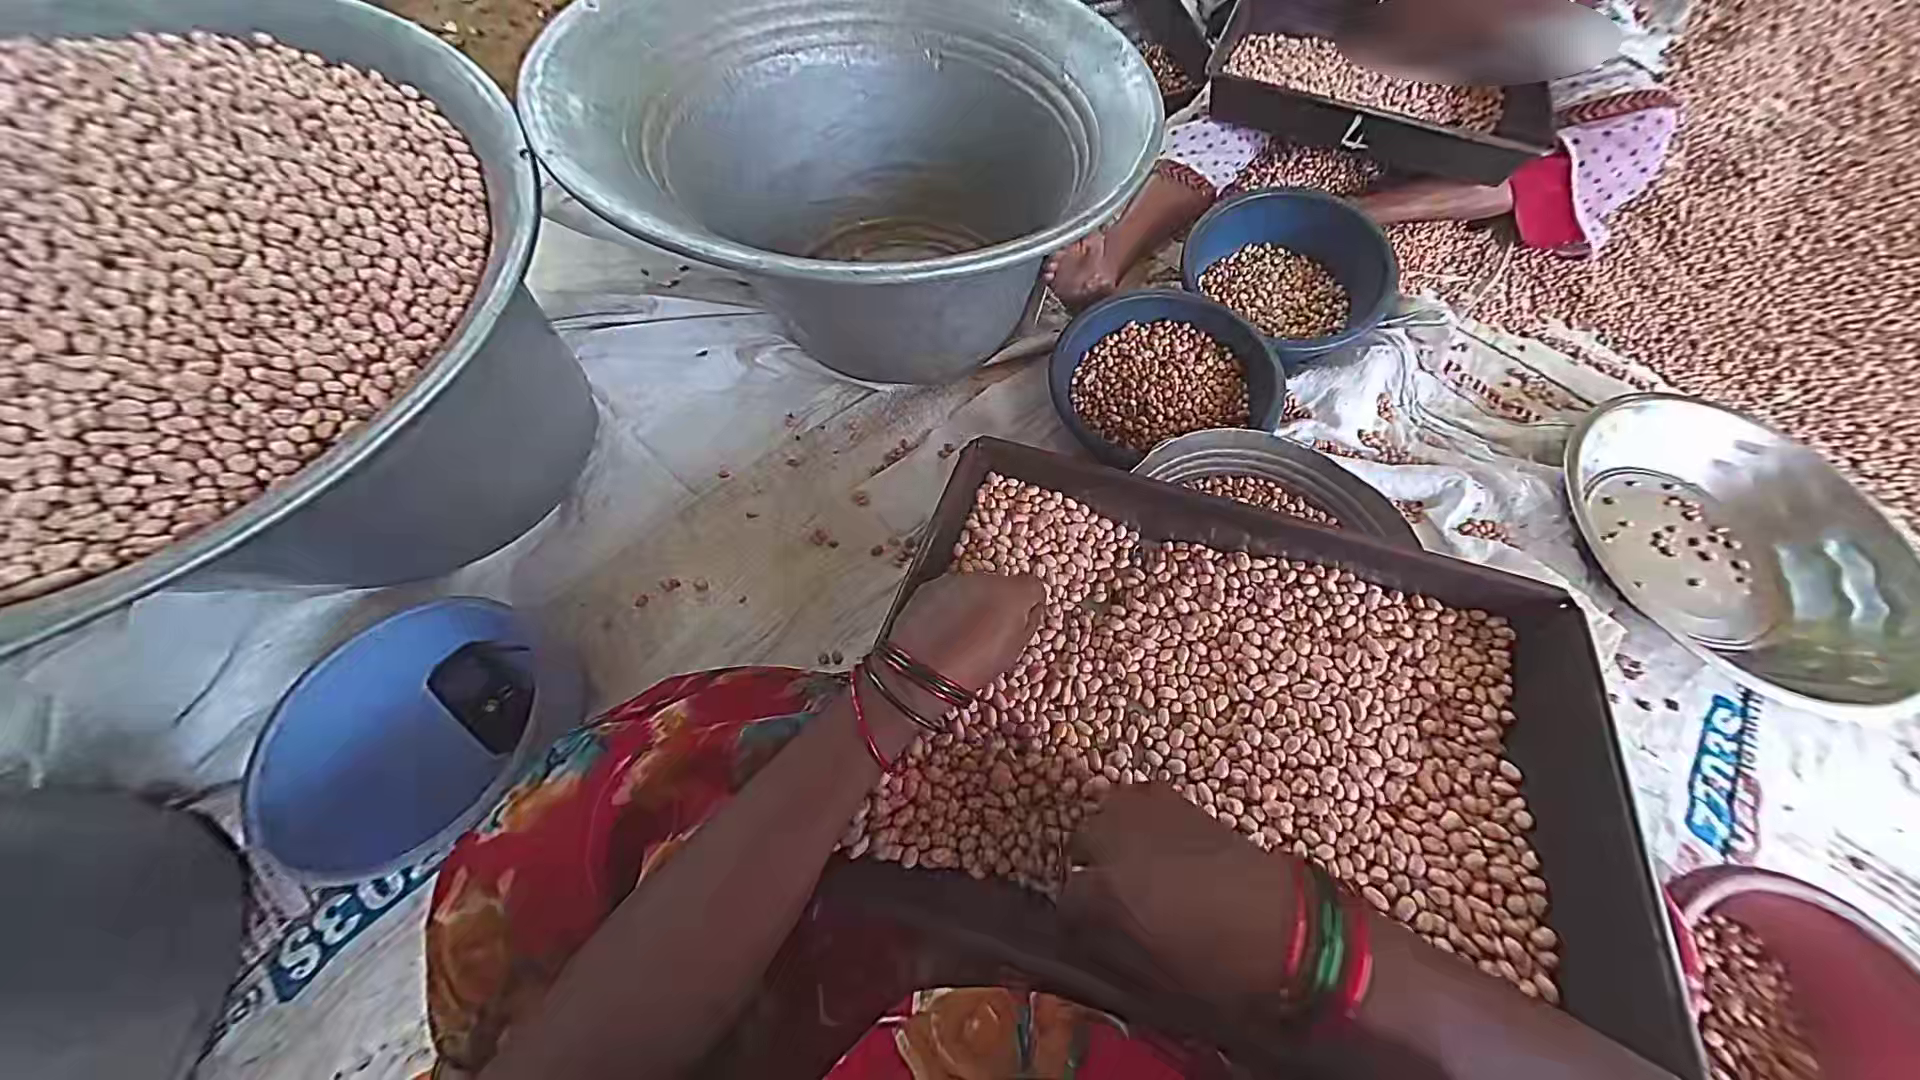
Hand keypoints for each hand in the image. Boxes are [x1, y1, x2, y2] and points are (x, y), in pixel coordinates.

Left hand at [883, 571, 1044, 694]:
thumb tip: (1029, 611)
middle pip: (1002, 584)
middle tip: (990, 630)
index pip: (1034, 585)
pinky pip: (950, 591)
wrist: (921, 670)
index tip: (1023, 619)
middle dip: (999, 602)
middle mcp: (985, 578)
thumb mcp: (1014, 652)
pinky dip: (951, 604)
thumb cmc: (974, 666)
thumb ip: (1027, 622)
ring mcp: (955, 579)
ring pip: (974, 586)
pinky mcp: (930, 585)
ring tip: (964, 631)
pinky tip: (944, 627)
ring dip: (974, 601)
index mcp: (1013, 594)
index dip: (1030, 603)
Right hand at [1060, 783, 1301, 1015]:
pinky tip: (1153, 834)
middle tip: (1108, 890)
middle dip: (1089, 864)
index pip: (1067, 897)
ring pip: (1104, 810)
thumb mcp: (1153, 973)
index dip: (1075, 915)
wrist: (1279, 919)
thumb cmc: (1217, 960)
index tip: (1084, 925)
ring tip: (1129, 855)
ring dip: (1109, 831)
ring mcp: (1142, 812)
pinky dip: (1137, 813)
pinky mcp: (1170, 797)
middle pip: (1080, 840)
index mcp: (1106, 889)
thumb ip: (1109, 945)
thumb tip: (1086, 932)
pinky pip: (1136, 797)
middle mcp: (1114, 839)